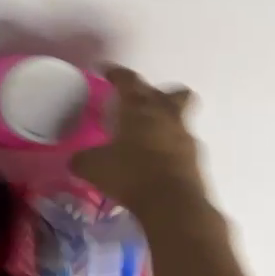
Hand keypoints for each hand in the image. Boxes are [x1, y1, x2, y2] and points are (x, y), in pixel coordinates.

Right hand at [70, 65, 205, 211]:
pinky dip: (167, 150)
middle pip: (173, 93)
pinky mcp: (195, 162)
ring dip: (162, 125)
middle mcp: (166, 117)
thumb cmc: (129, 174)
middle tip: (140, 104)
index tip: (105, 70)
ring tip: (142, 140)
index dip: (116, 73)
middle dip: (158, 94)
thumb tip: (78, 160)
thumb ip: (83, 158)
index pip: (128, 81)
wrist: (173, 205)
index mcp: (139, 109)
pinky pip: (180, 147)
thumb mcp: (91, 166)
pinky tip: (151, 164)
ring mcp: (185, 139)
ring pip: (178, 120)